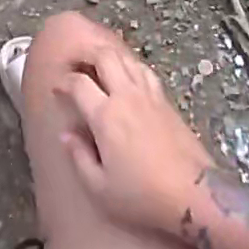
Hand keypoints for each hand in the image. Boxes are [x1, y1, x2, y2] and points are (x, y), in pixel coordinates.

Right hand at [54, 40, 213, 236]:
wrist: (192, 191)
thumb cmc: (142, 196)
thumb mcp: (100, 188)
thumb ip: (79, 157)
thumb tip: (66, 134)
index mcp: (106, 115)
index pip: (79, 84)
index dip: (64, 81)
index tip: (56, 88)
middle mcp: (126, 95)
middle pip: (104, 56)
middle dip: (86, 52)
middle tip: (74, 60)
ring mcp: (149, 94)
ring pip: (126, 58)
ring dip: (108, 54)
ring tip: (97, 61)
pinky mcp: (165, 100)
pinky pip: (144, 70)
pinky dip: (130, 64)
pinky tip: (127, 73)